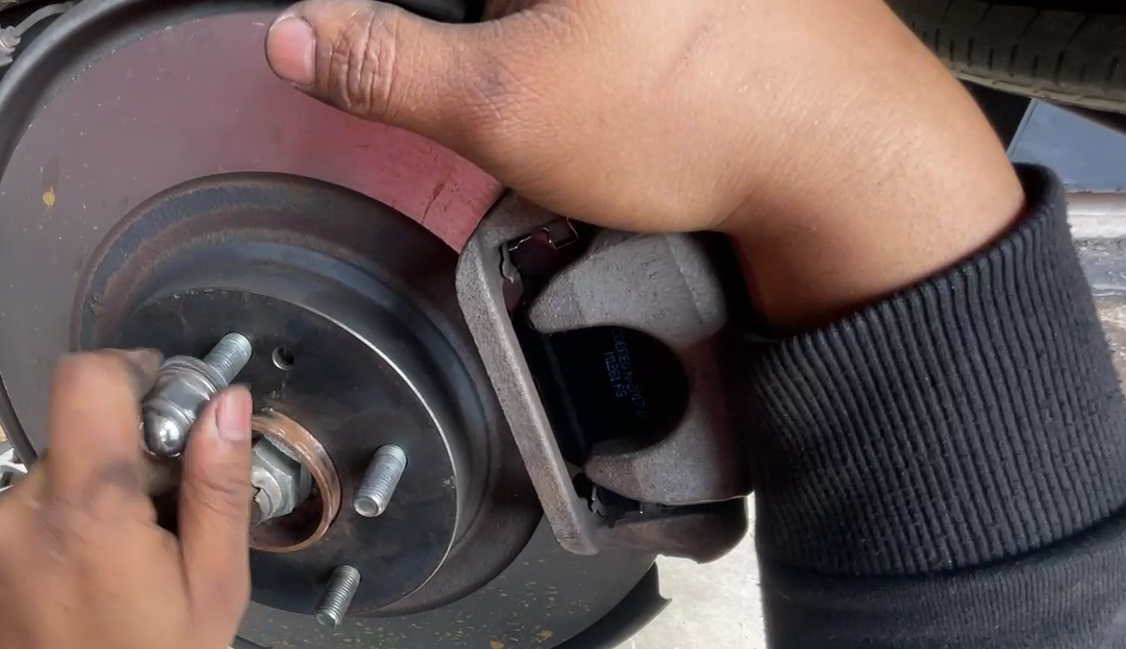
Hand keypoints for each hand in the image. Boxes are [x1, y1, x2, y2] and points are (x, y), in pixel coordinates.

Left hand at [0, 351, 253, 648]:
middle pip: (80, 424)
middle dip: (130, 447)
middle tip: (168, 507)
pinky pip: (34, 496)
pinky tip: (92, 567)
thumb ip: (219, 488)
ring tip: (130, 552)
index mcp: (88, 510)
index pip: (87, 379)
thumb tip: (227, 403)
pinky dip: (70, 510)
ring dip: (101, 484)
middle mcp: (23, 503)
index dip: (131, 371)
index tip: (168, 405)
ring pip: (59, 462)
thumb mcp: (215, 588)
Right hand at [264, 0, 1025, 326]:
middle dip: (461, 26)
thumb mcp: (497, 103)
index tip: (392, 59)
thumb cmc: (681, 118)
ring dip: (498, 30)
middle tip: (465, 85)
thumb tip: (296, 38)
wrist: (830, 156)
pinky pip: (576, 13)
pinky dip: (543, 29)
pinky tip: (575, 77)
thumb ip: (384, 65)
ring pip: (524, 2)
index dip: (396, 13)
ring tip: (550, 111)